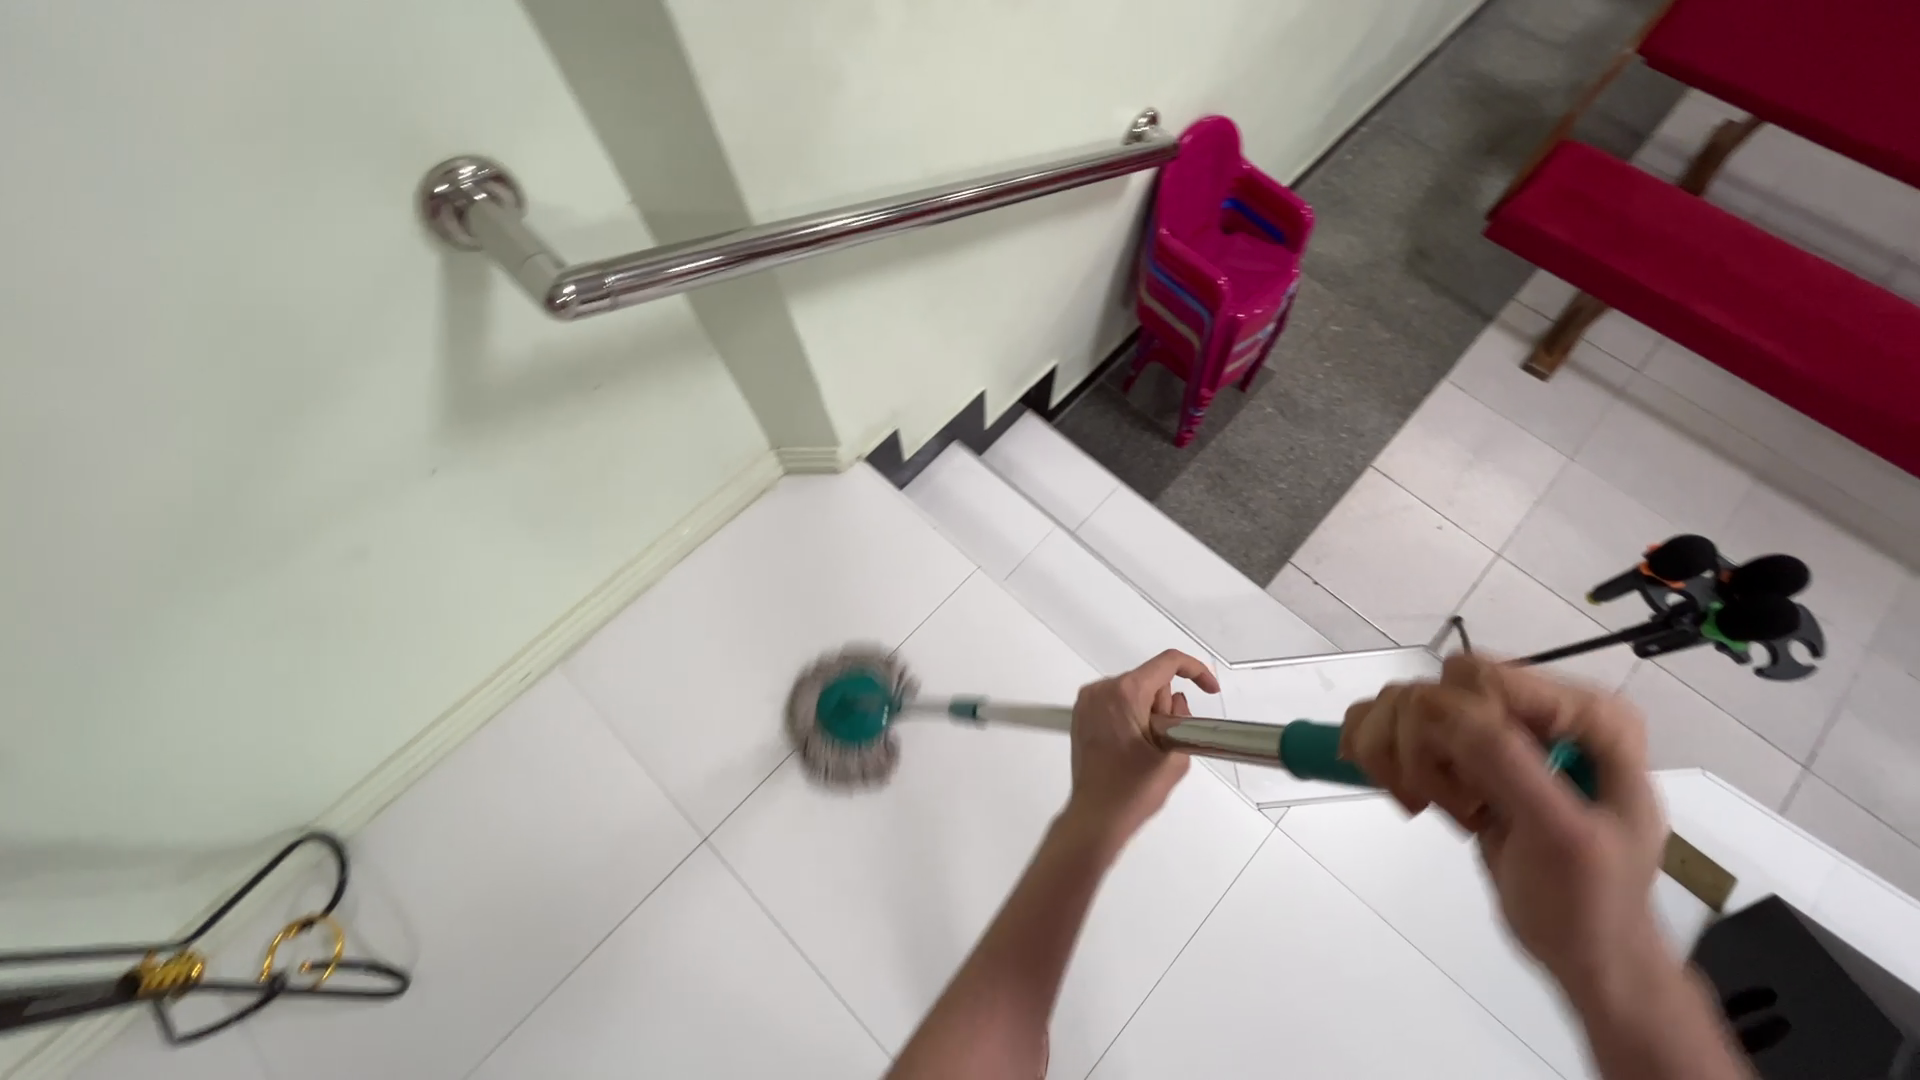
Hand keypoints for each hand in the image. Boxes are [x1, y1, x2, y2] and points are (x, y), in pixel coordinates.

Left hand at [1063, 649, 1220, 850]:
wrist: (1096, 814)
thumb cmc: (1131, 791)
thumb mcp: (1174, 754)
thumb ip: (1181, 718)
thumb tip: (1176, 701)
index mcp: (1125, 694)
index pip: (1167, 662)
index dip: (1195, 671)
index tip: (1209, 688)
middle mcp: (1101, 690)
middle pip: (1148, 679)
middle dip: (1164, 703)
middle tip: (1163, 738)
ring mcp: (1087, 701)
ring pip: (1132, 690)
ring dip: (1147, 710)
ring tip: (1145, 748)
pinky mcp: (1081, 713)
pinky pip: (1115, 700)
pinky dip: (1130, 714)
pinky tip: (1131, 745)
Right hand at [1341, 655, 1670, 1001]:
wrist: (1584, 948)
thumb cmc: (1588, 901)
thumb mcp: (1560, 834)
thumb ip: (1504, 762)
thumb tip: (1431, 704)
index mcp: (1584, 714)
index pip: (1479, 679)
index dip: (1455, 729)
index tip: (1473, 793)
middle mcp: (1535, 707)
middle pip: (1431, 689)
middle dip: (1420, 750)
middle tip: (1453, 807)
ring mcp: (1491, 724)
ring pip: (1398, 704)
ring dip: (1396, 761)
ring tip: (1431, 807)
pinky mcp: (1455, 746)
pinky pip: (1383, 721)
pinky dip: (1373, 755)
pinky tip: (1404, 794)